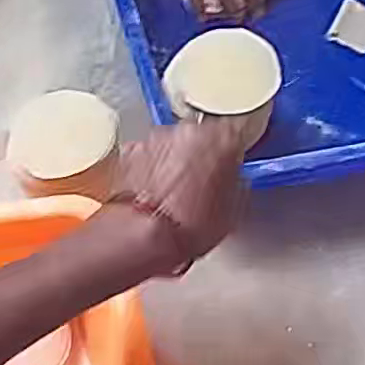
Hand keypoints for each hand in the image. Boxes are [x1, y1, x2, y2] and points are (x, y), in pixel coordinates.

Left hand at [111, 118, 250, 274]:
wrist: (147, 234)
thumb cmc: (189, 225)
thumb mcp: (232, 207)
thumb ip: (235, 181)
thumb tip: (230, 182)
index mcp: (222, 138)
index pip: (232, 134)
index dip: (228, 152)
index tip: (225, 166)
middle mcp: (188, 130)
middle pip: (197, 135)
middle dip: (196, 154)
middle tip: (196, 183)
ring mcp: (155, 138)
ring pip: (168, 143)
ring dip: (170, 160)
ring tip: (171, 192)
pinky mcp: (130, 150)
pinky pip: (143, 154)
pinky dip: (146, 167)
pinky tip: (149, 190)